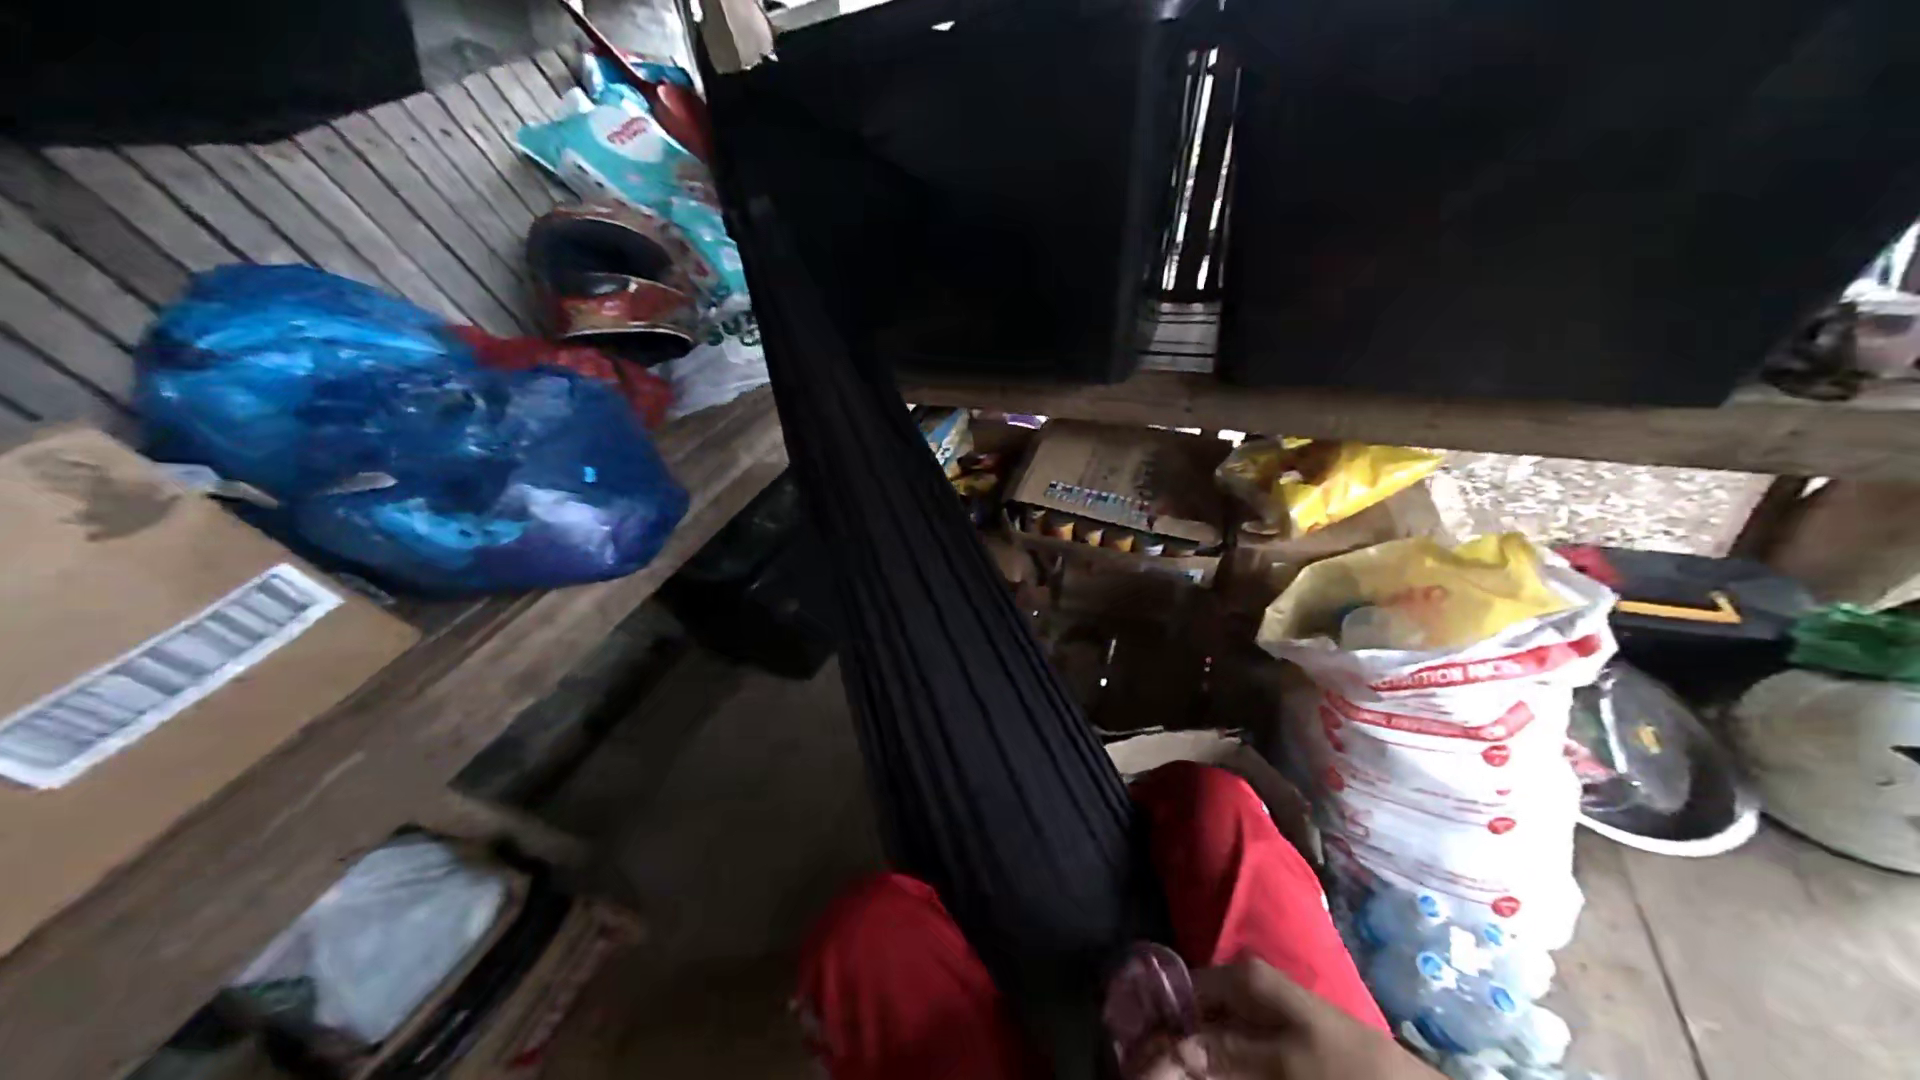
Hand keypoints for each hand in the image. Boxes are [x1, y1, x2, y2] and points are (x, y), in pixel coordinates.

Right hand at [1134, 956, 1445, 1079]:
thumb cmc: (1346, 1069)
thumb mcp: (1283, 1066)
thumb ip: (1223, 1055)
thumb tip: (1166, 1050)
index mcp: (1243, 978)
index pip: (1182, 991)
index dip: (1159, 1023)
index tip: (1138, 1057)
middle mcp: (1244, 988)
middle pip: (1193, 1015)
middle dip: (1174, 1047)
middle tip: (1152, 1073)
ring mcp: (1260, 1015)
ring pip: (1210, 1037)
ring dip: (1196, 1062)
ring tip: (1177, 1076)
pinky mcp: (1274, 1043)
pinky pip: (1233, 1053)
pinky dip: (1220, 1068)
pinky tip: (1210, 1076)